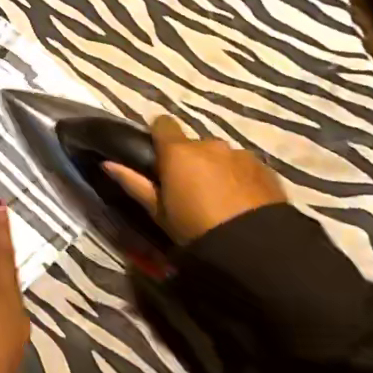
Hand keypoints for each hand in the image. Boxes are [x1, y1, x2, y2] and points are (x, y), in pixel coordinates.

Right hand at [103, 116, 286, 243]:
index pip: (162, 124)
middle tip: (188, 192)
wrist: (253, 248)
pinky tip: (240, 204)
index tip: (158, 159)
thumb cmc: (195, 230)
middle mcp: (210, 144)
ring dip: (216, 170)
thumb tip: (108, 163)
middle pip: (193, 145)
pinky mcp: (264, 168)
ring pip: (220, 156)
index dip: (158, 137)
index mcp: (179, 152)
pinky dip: (238, 179)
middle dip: (190, 161)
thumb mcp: (159, 213)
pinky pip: (243, 167)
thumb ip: (134, 184)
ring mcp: (240, 154)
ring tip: (218, 201)